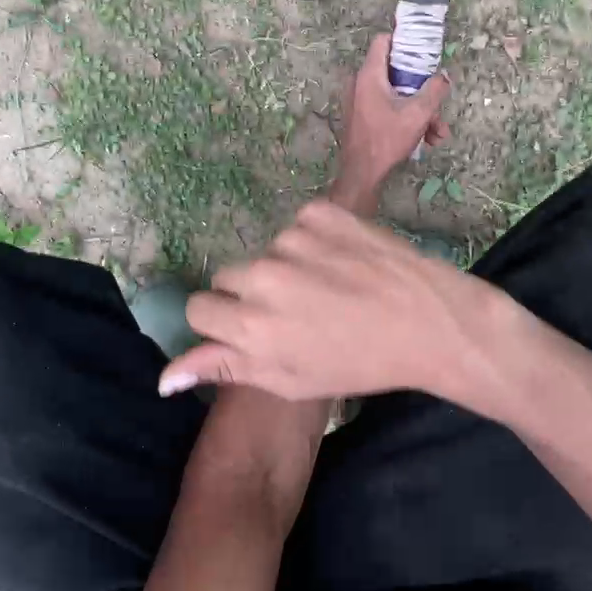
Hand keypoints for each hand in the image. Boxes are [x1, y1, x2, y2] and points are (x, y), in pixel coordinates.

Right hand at [158, 201, 507, 402]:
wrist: (427, 320)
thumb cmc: (358, 362)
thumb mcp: (289, 379)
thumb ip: (224, 369)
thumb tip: (164, 377)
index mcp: (252, 326)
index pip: (200, 306)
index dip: (224, 320)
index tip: (252, 328)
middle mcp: (263, 276)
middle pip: (229, 276)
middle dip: (251, 293)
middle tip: (297, 311)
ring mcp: (293, 239)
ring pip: (267, 251)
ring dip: (286, 266)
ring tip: (330, 288)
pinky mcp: (320, 211)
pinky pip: (298, 225)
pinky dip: (314, 241)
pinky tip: (344, 262)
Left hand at [330, 34, 450, 215]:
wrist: (362, 173)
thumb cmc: (387, 138)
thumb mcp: (418, 113)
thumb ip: (434, 91)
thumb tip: (444, 77)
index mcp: (370, 75)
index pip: (383, 41)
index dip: (404, 41)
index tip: (423, 50)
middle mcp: (361, 83)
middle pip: (397, 72)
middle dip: (422, 89)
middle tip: (437, 103)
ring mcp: (361, 101)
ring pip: (397, 95)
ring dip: (420, 111)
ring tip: (437, 132)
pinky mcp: (364, 117)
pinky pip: (389, 109)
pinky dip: (408, 120)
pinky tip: (427, 140)